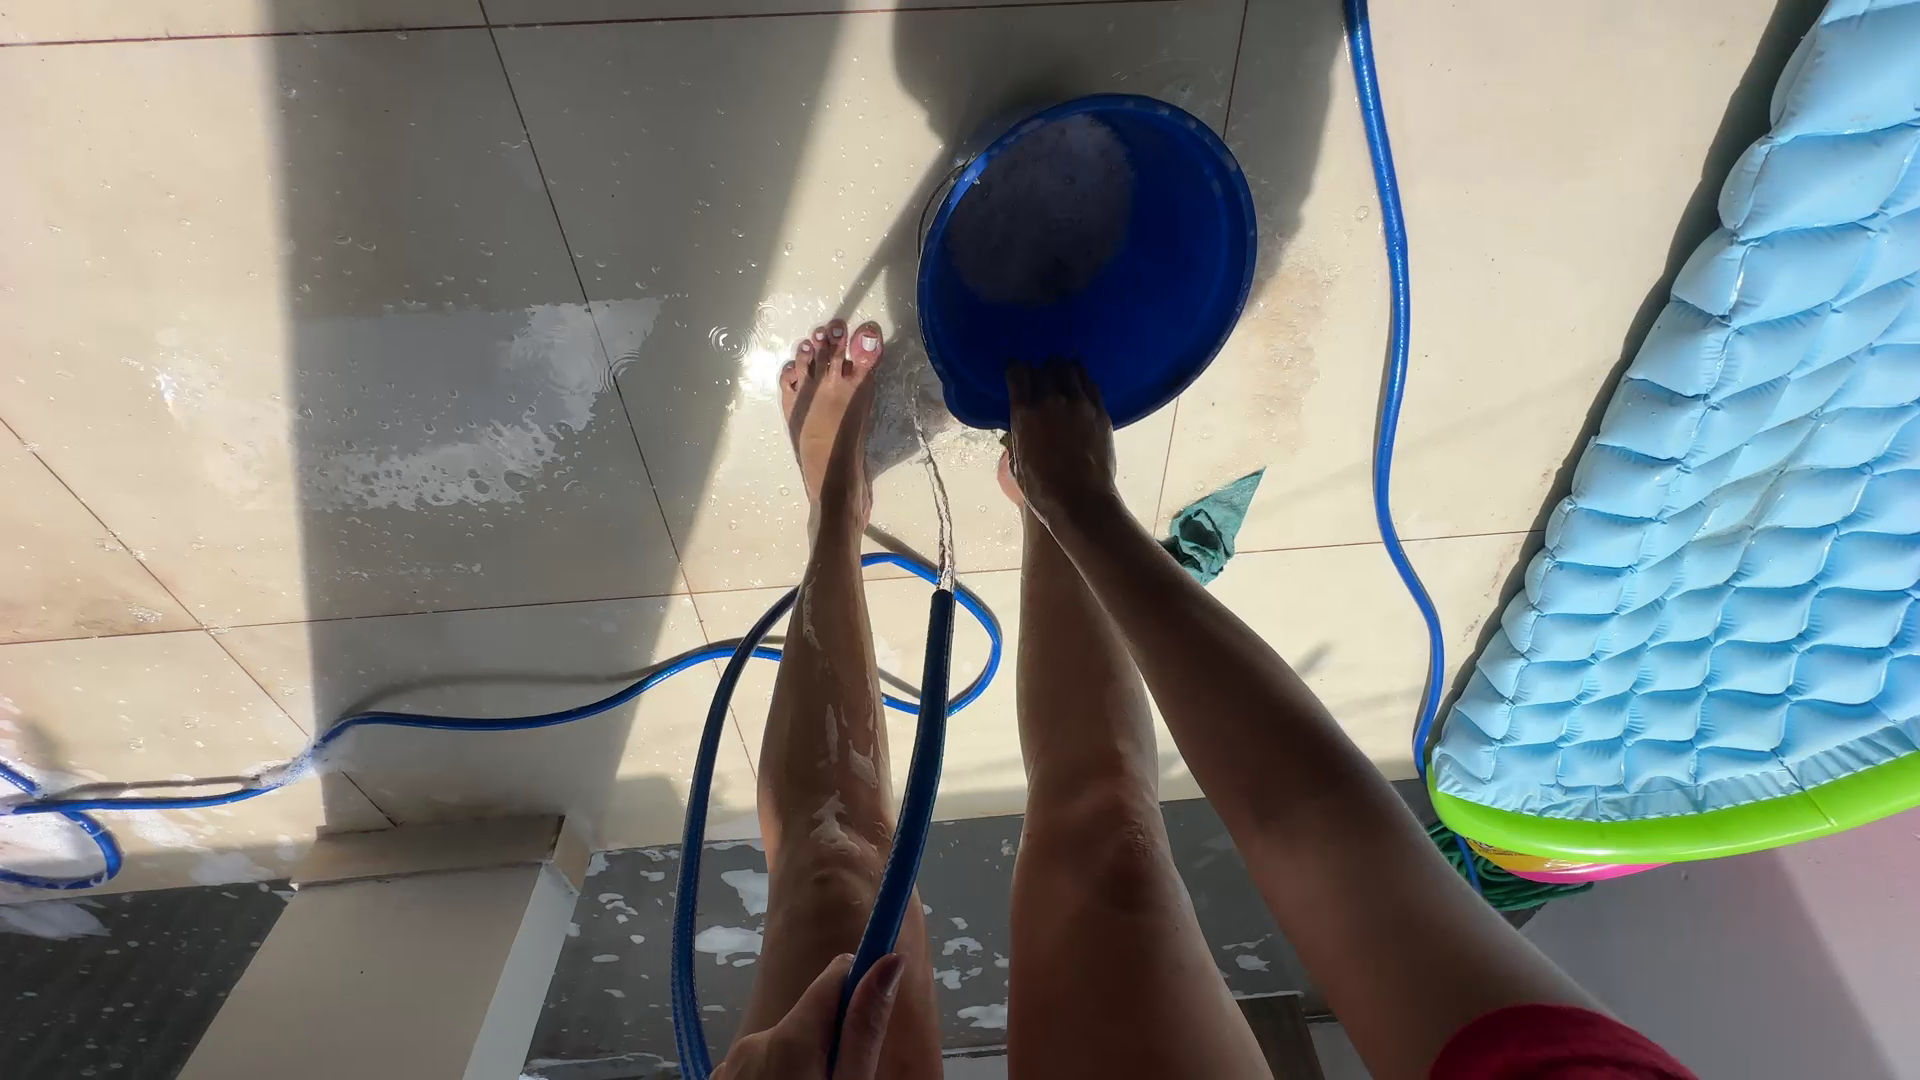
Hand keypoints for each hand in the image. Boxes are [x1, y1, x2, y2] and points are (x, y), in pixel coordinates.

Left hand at [713, 953, 905, 1079]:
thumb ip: (865, 1028)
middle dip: (832, 1042)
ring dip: (802, 1068)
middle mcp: (754, 1042)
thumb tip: (891, 961)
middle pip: (811, 1016)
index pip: (838, 971)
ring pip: (785, 1046)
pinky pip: (758, 1069)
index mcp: (790, 1038)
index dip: (861, 985)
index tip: (876, 1005)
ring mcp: (729, 1068)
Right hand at [1005, 362, 1120, 528]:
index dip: (1016, 370)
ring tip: (1063, 376)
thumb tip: (1022, 427)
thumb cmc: (1042, 490)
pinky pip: (1091, 385)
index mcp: (1024, 412)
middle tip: (1041, 378)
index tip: (1017, 373)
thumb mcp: (1017, 463)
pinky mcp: (1099, 412)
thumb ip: (1018, 437)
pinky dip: (1083, 382)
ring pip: (1070, 369)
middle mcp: (1050, 400)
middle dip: (1040, 370)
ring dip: (1063, 370)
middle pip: (1044, 367)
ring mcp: (1079, 404)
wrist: (1080, 502)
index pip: (1018, 372)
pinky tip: (1081, 386)